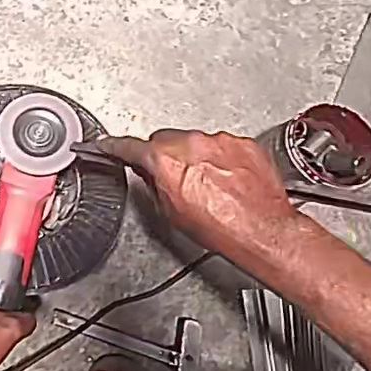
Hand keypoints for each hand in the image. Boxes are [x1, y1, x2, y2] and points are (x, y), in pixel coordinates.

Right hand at [92, 130, 307, 263]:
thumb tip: (149, 174)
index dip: (115, 147)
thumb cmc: (220, 228)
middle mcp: (191, 144)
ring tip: (210, 186)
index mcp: (165, 161)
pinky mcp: (243, 143)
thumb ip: (153, 185)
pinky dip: (222, 158)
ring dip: (197, 157)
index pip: (131, 147)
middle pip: (165, 140)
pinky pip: (223, 144)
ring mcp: (219, 140)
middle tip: (175, 180)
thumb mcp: (171, 213)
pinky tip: (228, 180)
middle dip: (166, 156)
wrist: (261, 230)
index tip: (108, 145)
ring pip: (196, 141)